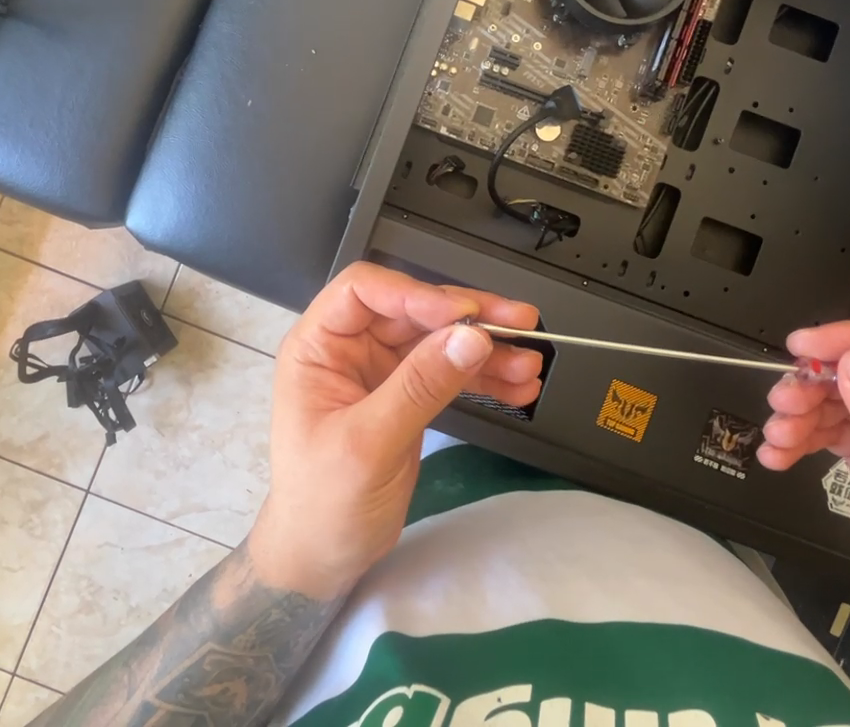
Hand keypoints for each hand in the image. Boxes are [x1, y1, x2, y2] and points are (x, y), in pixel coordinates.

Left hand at [246, 263, 541, 598]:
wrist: (323, 558)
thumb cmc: (323, 502)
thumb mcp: (369, 443)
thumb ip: (420, 386)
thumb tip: (472, 337)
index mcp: (319, 346)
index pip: (365, 290)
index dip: (416, 293)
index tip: (464, 314)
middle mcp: (350, 348)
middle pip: (415, 310)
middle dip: (469, 317)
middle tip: (520, 322)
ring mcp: (381, 371)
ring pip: (439, 339)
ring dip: (487, 348)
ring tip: (530, 363)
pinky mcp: (407, 395)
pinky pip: (450, 372)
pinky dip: (485, 377)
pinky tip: (517, 387)